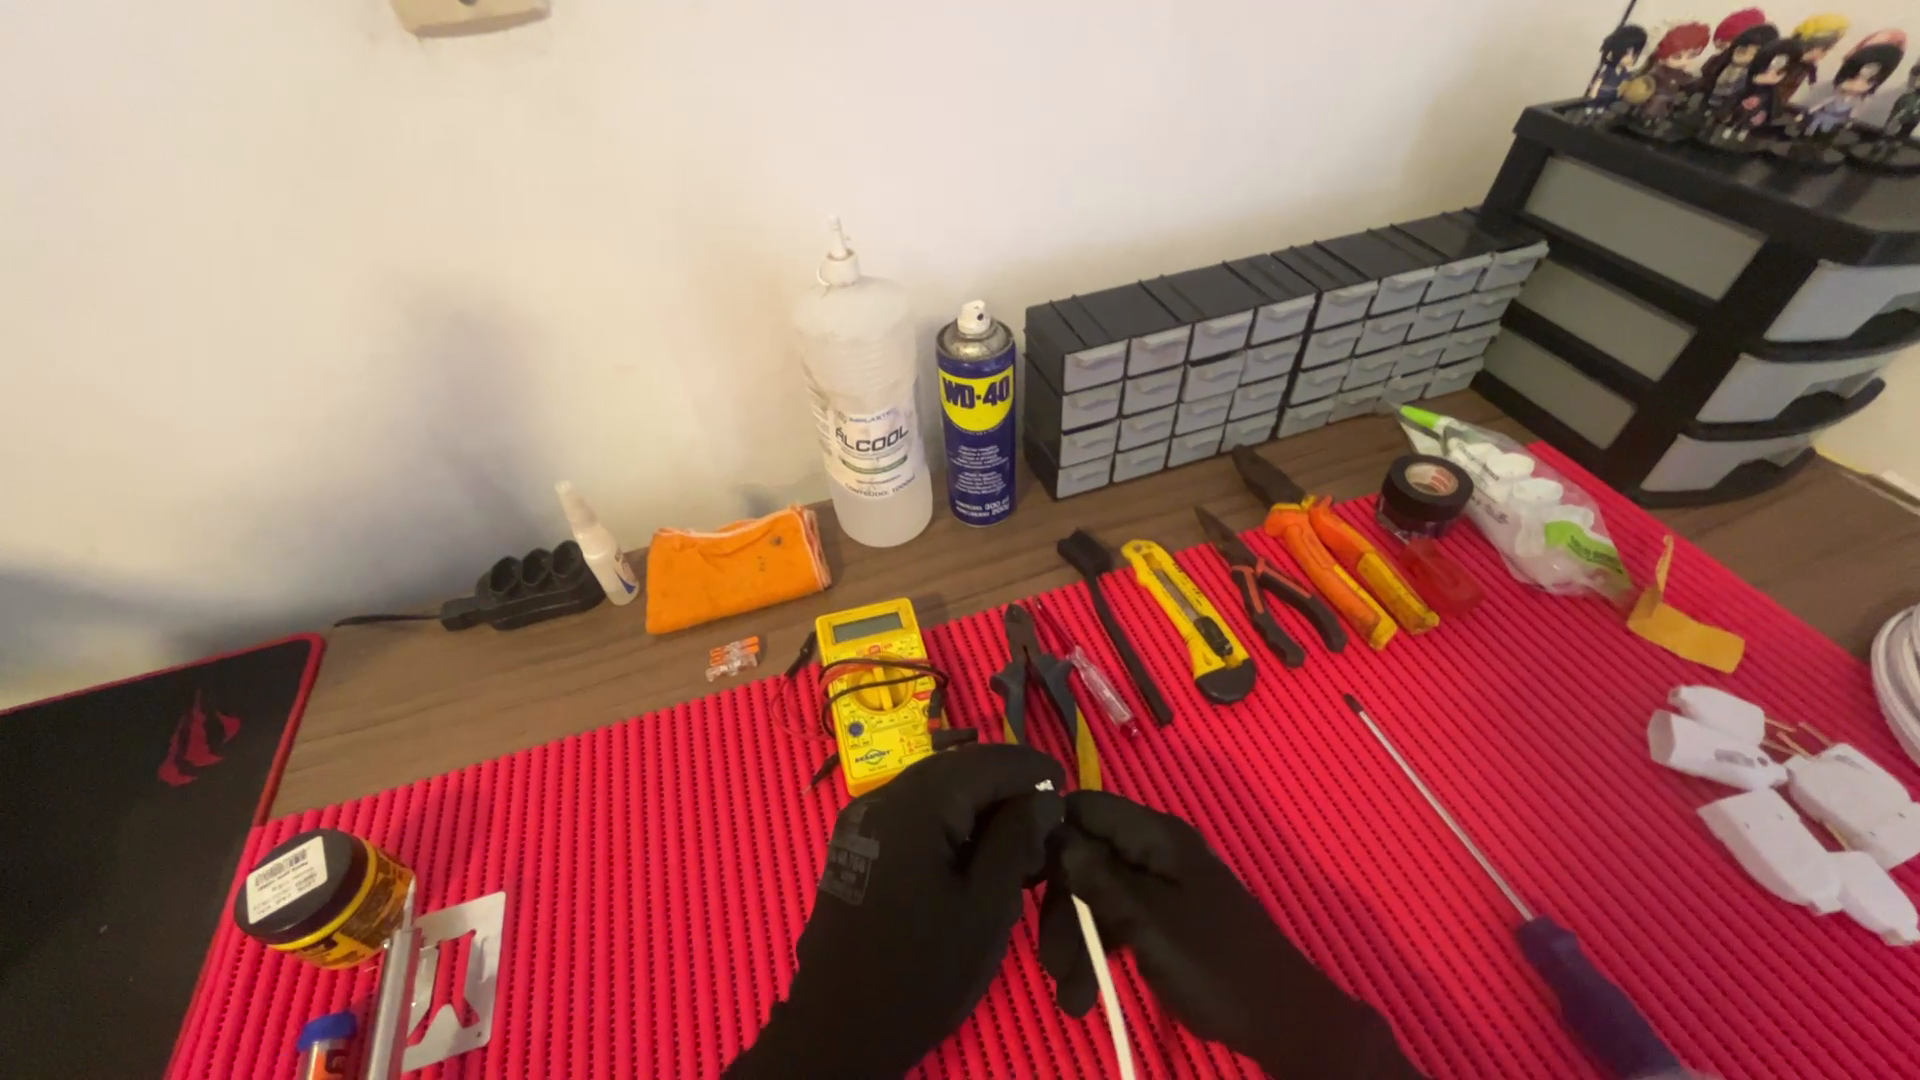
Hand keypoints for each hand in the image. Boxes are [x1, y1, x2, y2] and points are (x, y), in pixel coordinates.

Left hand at [727, 745, 1065, 1078]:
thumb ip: (1016, 839)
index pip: (985, 762)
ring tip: (1016, 839)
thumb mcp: (985, 906)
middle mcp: (883, 796)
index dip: (1030, 768)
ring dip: (978, 803)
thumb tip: (1045, 795)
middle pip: (958, 769)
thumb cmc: (922, 972)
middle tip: (1044, 818)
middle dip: (1004, 785)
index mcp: (915, 805)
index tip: (1066, 784)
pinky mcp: (859, 840)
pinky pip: (914, 811)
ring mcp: (865, 817)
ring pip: (936, 788)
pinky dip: (950, 820)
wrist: (840, 1029)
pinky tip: (974, 851)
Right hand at [1038, 792, 1423, 1078]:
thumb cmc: (1216, 967)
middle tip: (1051, 963)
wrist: (1286, 1023)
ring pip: (1097, 893)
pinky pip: (1117, 918)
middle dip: (1062, 908)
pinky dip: (1099, 949)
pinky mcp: (1163, 916)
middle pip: (1086, 857)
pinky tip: (1085, 991)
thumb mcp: (1147, 923)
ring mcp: (1160, 883)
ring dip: (1077, 940)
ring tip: (1070, 999)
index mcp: (1155, 835)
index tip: (1020, 879)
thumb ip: (1097, 876)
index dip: (1050, 835)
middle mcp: (1154, 849)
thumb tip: (1052, 831)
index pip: (1085, 808)